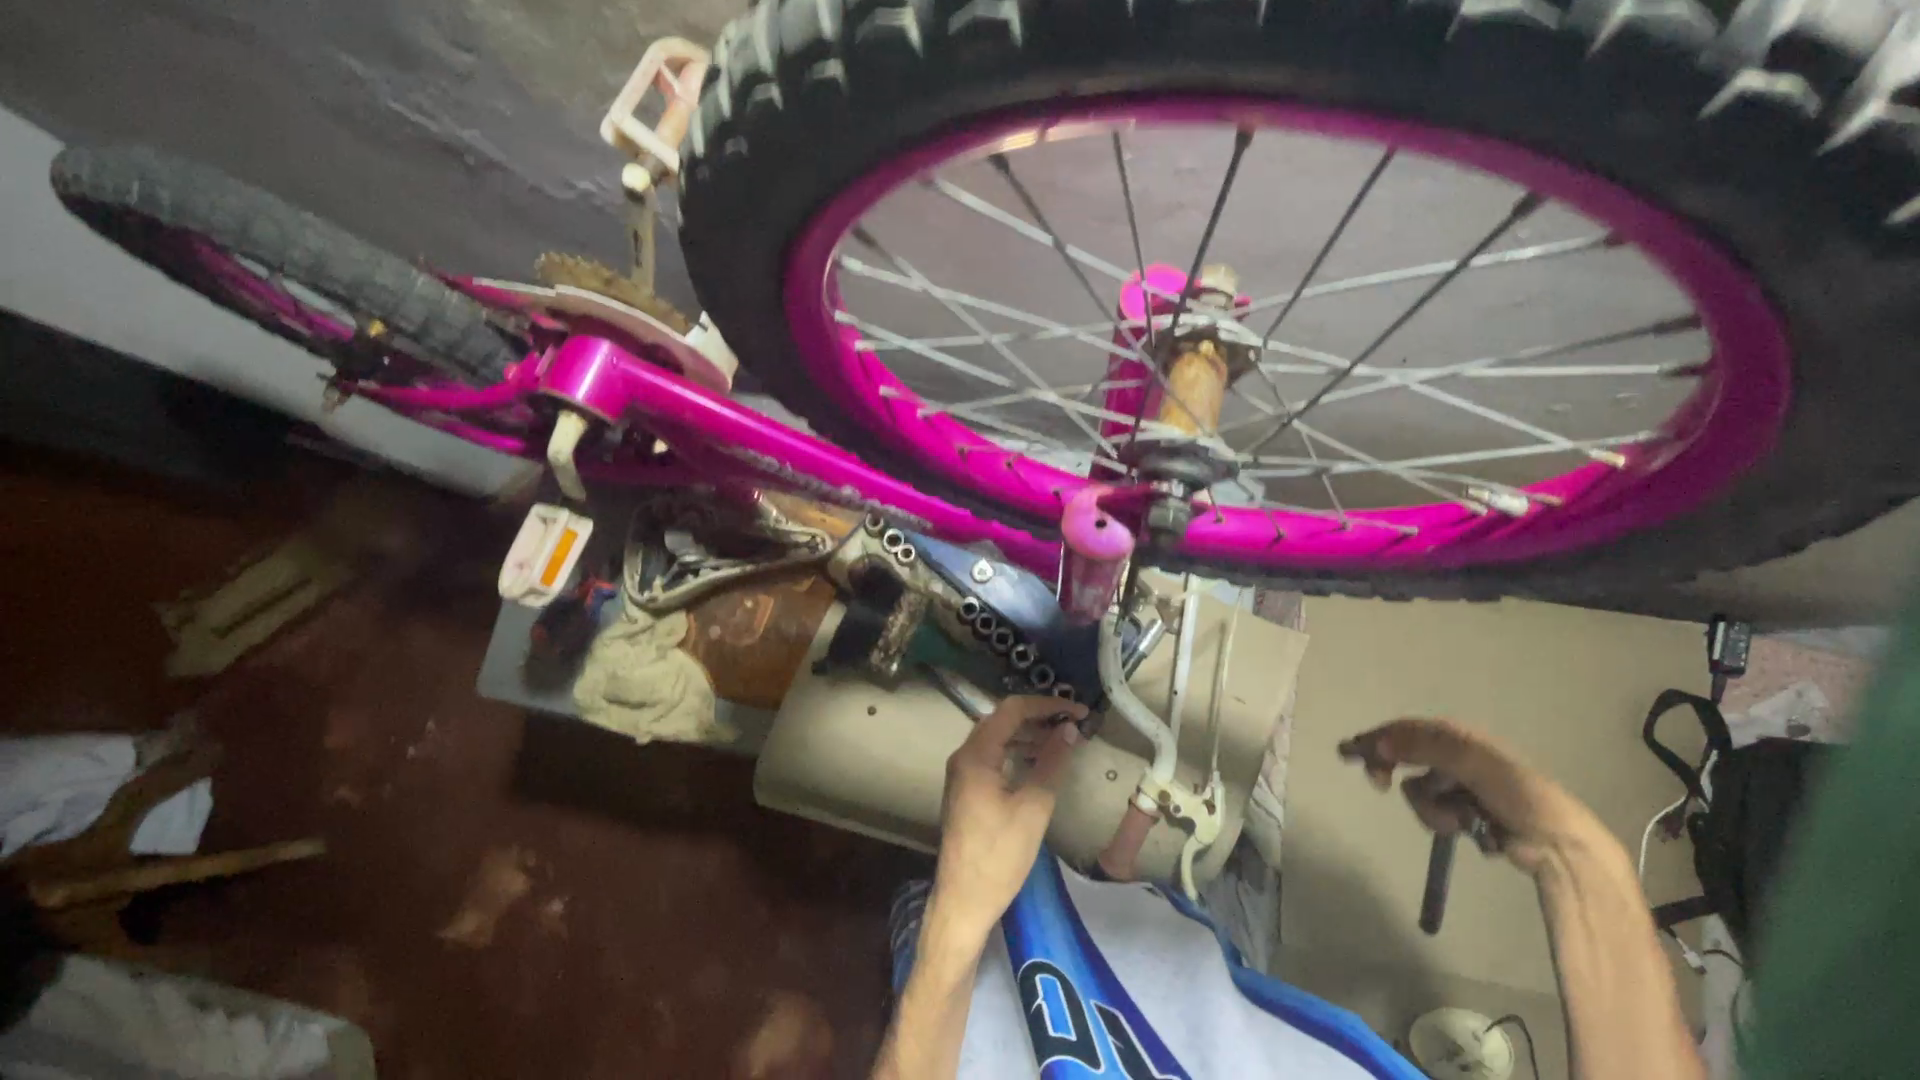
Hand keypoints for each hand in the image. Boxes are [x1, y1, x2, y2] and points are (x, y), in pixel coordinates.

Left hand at [931, 695, 1088, 942]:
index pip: (1012, 710)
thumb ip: (1051, 763)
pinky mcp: (966, 790)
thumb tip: (1069, 730)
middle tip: (1073, 723)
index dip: (1047, 705)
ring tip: (1063, 740)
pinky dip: (1017, 752)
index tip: (1077, 711)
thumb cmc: (999, 855)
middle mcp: (963, 756)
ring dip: (1029, 734)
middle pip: (1002, 720)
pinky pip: (993, 757)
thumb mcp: (1033, 808)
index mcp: (975, 754)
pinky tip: (1039, 762)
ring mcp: (962, 774)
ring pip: (997, 739)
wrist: (964, 900)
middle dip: (1038, 716)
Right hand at [1339, 717, 1601, 874]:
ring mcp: (1458, 787)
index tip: (1348, 751)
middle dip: (1393, 773)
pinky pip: (1433, 813)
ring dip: (1431, 808)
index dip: (1375, 738)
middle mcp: (1453, 757)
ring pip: (1417, 792)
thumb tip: (1380, 742)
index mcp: (1457, 738)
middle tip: (1379, 784)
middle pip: (1404, 758)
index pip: (1405, 730)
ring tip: (1459, 820)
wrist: (1557, 842)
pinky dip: (1446, 822)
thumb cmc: (1518, 793)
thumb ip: (1425, 748)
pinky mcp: (1462, 813)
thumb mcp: (1471, 763)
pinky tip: (1469, 828)